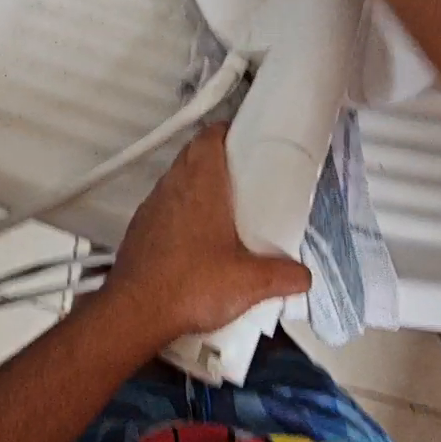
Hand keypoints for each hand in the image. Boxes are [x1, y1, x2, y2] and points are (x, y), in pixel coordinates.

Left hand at [103, 124, 310, 340]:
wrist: (137, 309)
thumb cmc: (192, 284)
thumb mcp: (249, 283)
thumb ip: (283, 276)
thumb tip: (304, 276)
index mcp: (200, 184)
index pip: (208, 138)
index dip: (224, 132)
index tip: (243, 137)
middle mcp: (172, 186)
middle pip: (191, 154)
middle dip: (214, 156)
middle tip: (241, 173)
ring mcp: (151, 205)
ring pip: (175, 179)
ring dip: (195, 183)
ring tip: (221, 205)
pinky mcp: (140, 226)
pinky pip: (162, 204)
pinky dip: (179, 208)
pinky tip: (194, 235)